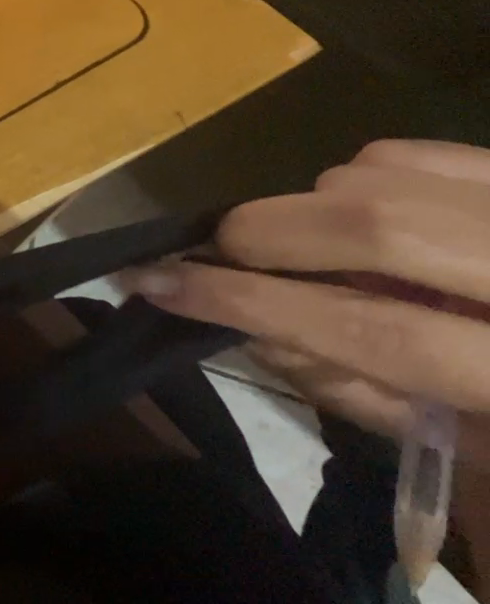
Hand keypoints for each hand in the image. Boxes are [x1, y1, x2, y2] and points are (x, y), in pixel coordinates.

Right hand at [129, 139, 489, 459]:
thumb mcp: (471, 455)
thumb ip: (352, 389)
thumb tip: (237, 319)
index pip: (372, 329)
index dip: (246, 302)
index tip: (149, 282)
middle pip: (370, 223)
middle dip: (260, 236)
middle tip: (216, 256)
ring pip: (374, 177)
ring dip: (311, 214)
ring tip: (324, 257)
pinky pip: (408, 151)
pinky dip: (359, 181)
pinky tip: (378, 225)